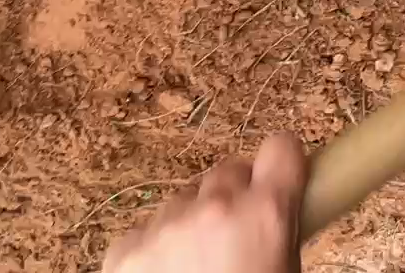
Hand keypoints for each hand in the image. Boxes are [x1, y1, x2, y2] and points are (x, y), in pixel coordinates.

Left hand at [104, 134, 307, 272]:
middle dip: (235, 198)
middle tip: (234, 241)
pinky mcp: (122, 252)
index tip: (280, 182)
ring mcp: (165, 227)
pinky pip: (147, 230)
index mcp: (266, 214)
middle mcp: (215, 208)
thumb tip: (278, 219)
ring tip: (191, 272)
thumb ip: (279, 237)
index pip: (281, 145)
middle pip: (230, 170)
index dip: (282, 164)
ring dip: (193, 224)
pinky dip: (155, 250)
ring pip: (186, 199)